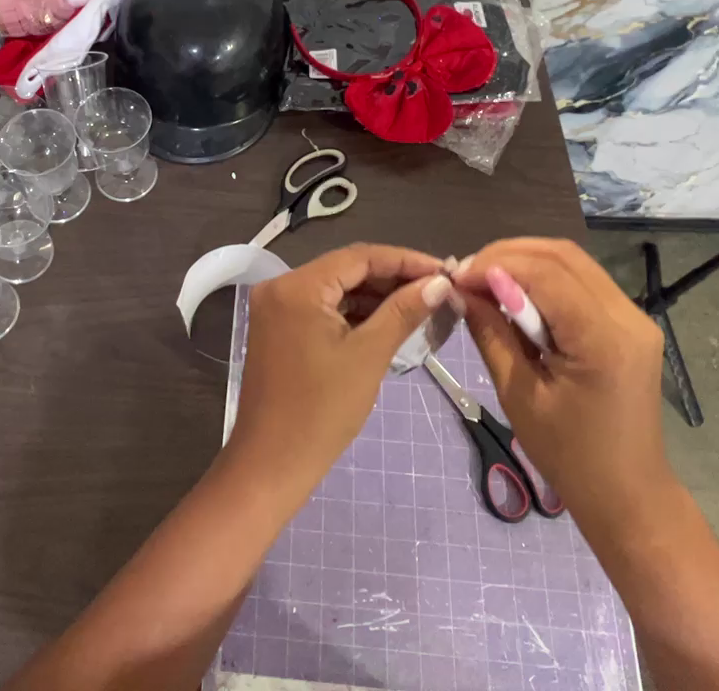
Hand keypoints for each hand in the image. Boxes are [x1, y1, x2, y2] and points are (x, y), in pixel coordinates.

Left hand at [230, 244, 450, 489]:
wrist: (273, 462)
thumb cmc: (322, 410)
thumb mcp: (369, 354)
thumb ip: (403, 311)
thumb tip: (439, 281)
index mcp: (297, 286)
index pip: (359, 257)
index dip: (405, 260)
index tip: (445, 270)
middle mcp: (280, 287)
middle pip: (346, 270)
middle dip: (393, 278)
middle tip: (439, 289)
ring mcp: (276, 309)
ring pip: (335, 290)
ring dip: (375, 296)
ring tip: (422, 305)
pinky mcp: (278, 329)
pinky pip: (322, 309)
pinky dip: (354, 314)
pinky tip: (388, 321)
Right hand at [451, 238, 672, 521]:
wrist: (627, 492)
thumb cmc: (568, 454)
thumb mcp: (518, 393)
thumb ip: (491, 332)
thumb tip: (461, 290)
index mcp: (602, 339)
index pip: (544, 273)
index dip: (494, 265)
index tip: (456, 278)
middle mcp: (627, 316)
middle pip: (562, 255)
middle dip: (507, 254)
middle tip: (466, 275)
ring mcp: (634, 317)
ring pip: (573, 262)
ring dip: (524, 262)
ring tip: (485, 282)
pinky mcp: (629, 323)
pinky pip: (582, 281)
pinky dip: (544, 278)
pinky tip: (516, 296)